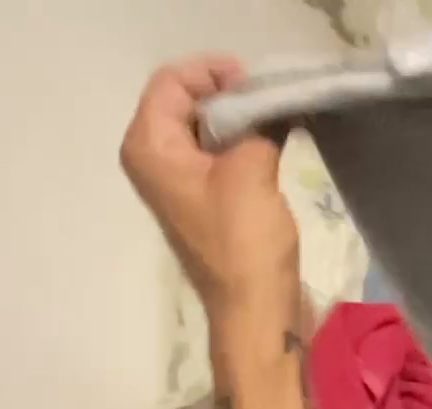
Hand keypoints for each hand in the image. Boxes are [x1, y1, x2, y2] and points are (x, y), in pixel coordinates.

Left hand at [121, 55, 298, 314]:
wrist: (257, 312)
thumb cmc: (245, 246)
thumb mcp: (251, 173)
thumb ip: (258, 129)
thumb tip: (273, 108)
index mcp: (150, 147)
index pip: (172, 84)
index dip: (214, 73)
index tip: (259, 80)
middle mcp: (157, 162)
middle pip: (188, 107)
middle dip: (231, 98)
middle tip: (275, 99)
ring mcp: (184, 188)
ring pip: (210, 136)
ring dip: (244, 126)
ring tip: (282, 122)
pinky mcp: (212, 209)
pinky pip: (224, 164)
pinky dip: (249, 151)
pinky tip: (278, 152)